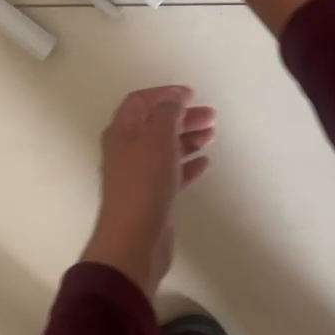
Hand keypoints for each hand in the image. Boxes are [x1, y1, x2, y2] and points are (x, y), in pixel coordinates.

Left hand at [81, 86, 216, 295]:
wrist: (134, 240)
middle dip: (182, 117)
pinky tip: (205, 163)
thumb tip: (173, 100)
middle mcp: (127, 149)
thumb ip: (167, 113)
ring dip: (187, 138)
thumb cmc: (144, 182)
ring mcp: (138, 175)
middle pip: (155, 124)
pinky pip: (171, 172)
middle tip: (211, 116)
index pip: (140, 101)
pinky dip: (187, 164)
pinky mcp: (151, 197)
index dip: (164, 94)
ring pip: (165, 148)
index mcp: (122, 131)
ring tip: (211, 135)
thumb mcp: (157, 138)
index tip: (191, 95)